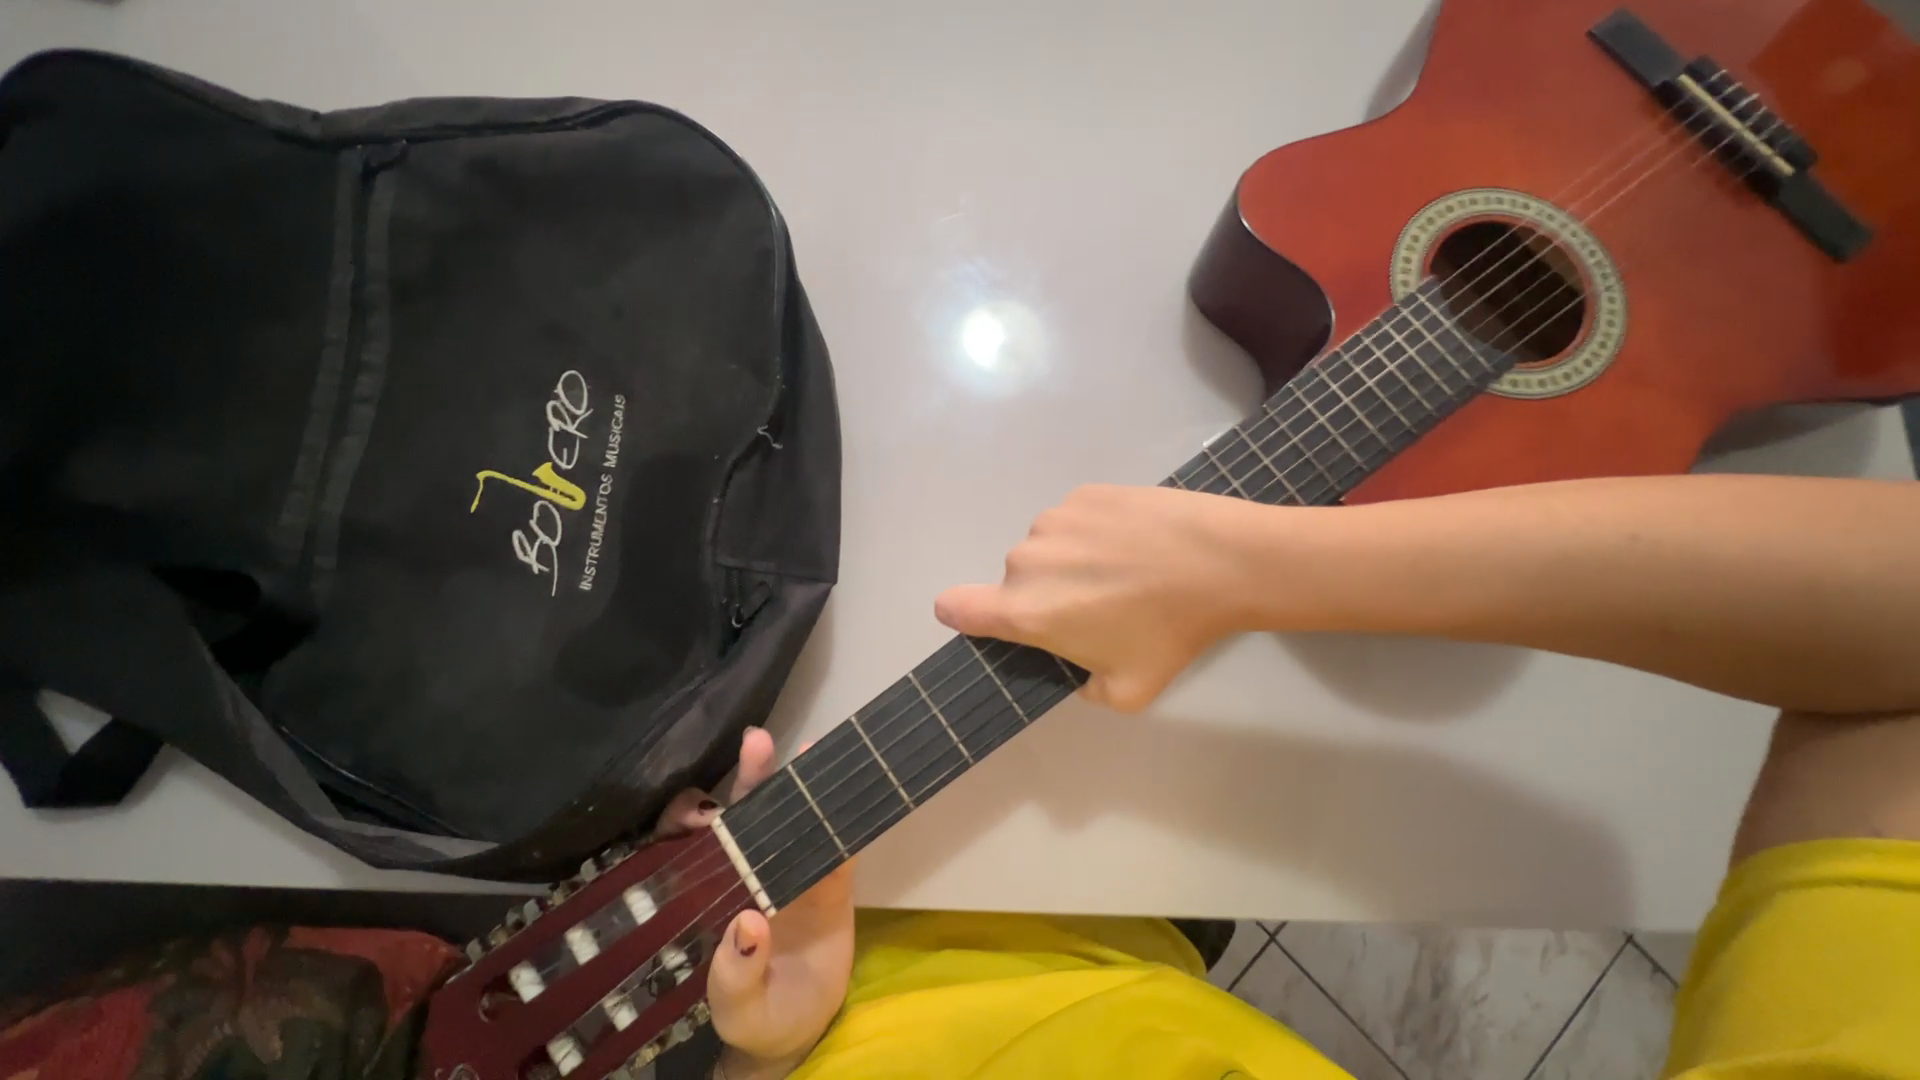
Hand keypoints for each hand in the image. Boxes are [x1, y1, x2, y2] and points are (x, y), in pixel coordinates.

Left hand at [654, 728, 853, 1078]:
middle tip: (757, 741)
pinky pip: (839, 847)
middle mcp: (752, 873)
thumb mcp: (736, 1008)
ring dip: (800, 784)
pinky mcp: (833, 884)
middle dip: (751, 776)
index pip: (697, 844)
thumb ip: (735, 976)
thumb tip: (749, 922)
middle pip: (749, 816)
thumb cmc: (756, 1018)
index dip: (692, 817)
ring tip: (808, 746)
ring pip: (794, 819)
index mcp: (715, 894)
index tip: (696, 806)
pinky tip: (849, 789)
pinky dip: (843, 818)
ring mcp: (795, 874)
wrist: (802, 1030)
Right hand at [935, 484, 1277, 711]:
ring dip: (1069, 562)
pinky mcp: (1085, 493)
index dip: (961, 614)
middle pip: (1015, 582)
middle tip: (1100, 606)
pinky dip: (1093, 533)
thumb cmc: (1169, 632)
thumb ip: (1083, 688)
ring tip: (1124, 570)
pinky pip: (1073, 521)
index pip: (955, 607)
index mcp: (1025, 611)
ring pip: (1046, 549)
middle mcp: (1026, 561)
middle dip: (1044, 595)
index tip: (985, 619)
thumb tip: (1079, 667)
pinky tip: (1134, 541)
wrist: (1222, 561)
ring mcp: (1054, 520)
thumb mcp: (1126, 692)